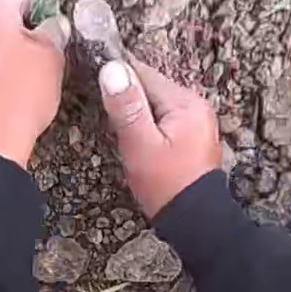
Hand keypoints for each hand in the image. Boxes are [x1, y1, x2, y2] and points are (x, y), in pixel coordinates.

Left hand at [0, 0, 71, 168]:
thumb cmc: (20, 93)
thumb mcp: (51, 57)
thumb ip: (54, 31)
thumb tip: (54, 24)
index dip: (42, 9)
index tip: (51, 34)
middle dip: (19, 28)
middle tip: (38, 57)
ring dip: (1, 49)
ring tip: (19, 79)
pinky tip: (0, 93)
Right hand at [98, 58, 222, 217]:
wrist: (195, 222)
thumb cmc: (167, 186)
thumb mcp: (140, 145)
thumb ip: (127, 107)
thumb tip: (112, 69)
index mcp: (186, 103)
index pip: (143, 74)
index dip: (116, 79)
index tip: (94, 83)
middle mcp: (196, 107)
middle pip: (150, 90)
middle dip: (128, 102)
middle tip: (110, 123)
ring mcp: (197, 123)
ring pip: (156, 107)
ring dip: (136, 117)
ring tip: (124, 137)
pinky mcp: (192, 139)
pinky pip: (164, 122)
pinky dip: (149, 129)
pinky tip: (139, 145)